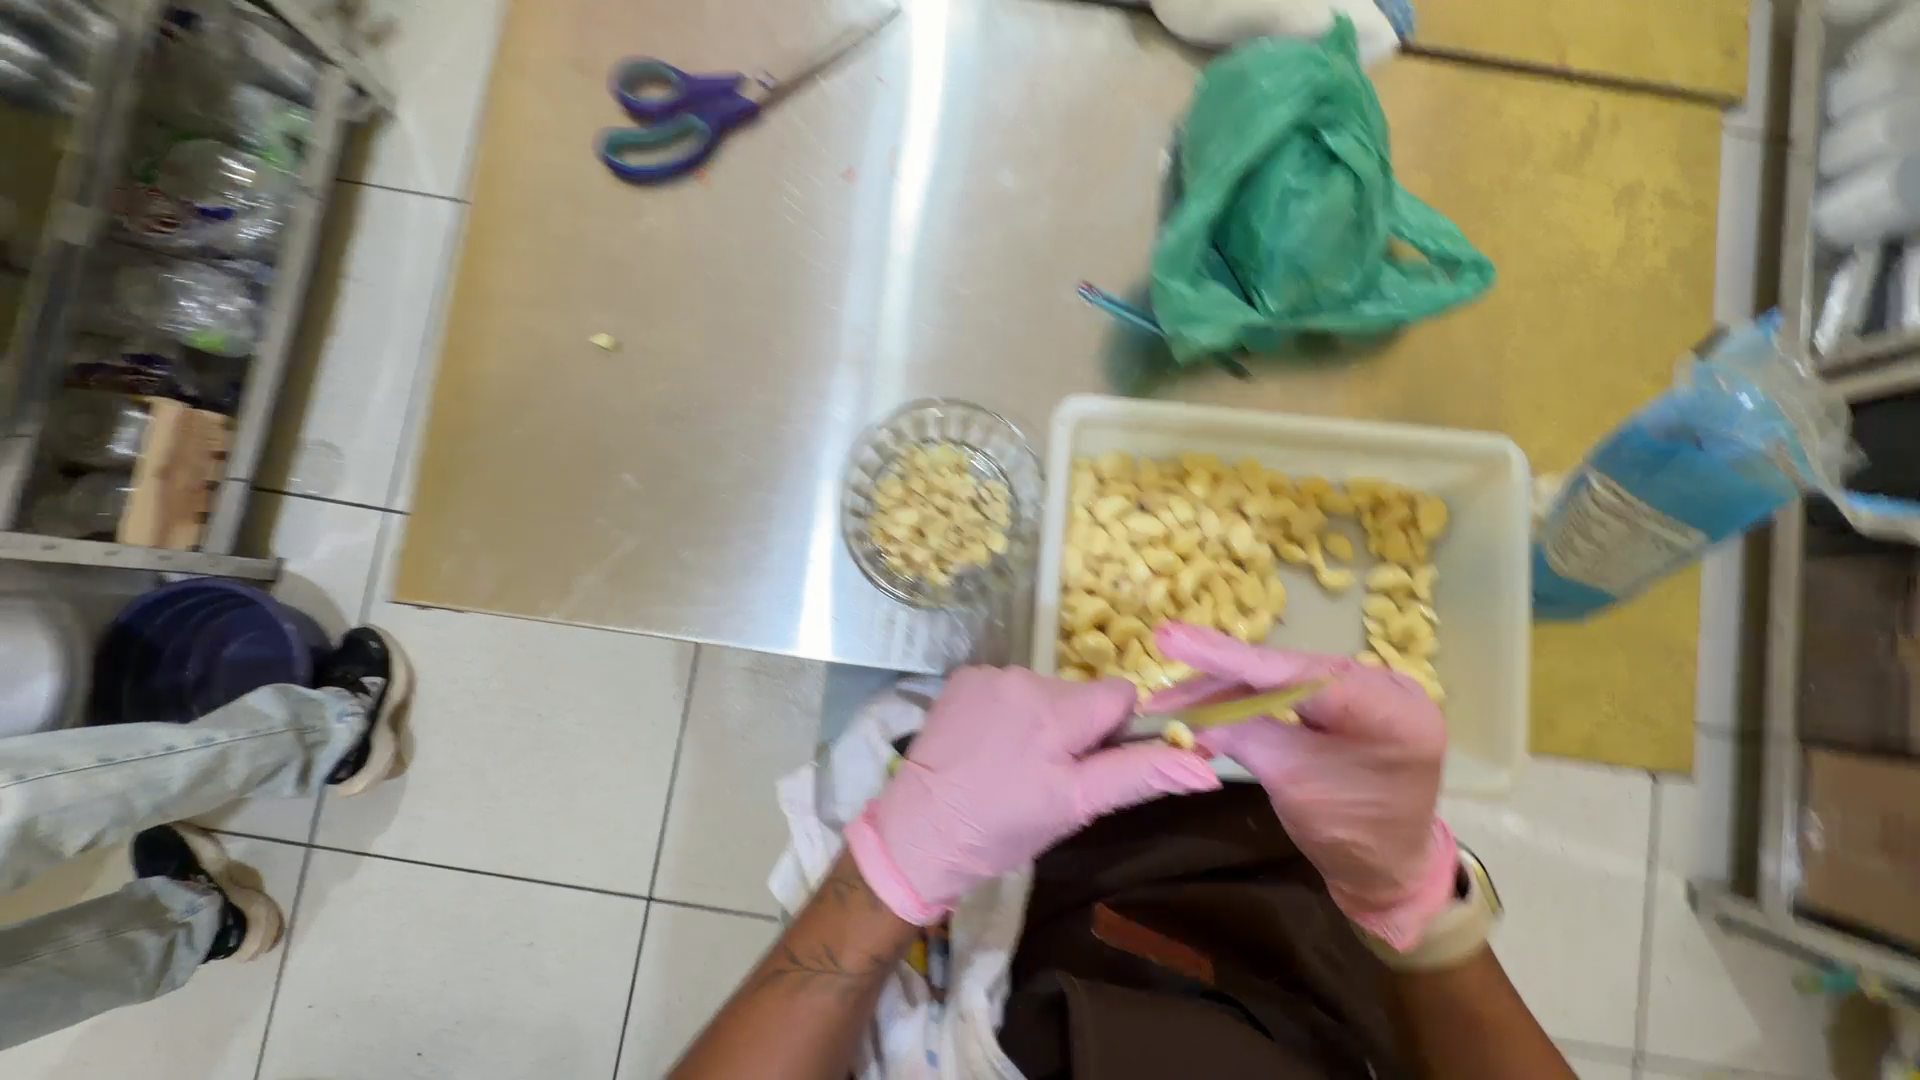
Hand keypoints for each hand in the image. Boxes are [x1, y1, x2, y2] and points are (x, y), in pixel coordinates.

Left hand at [845, 666, 1221, 924]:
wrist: (919, 832)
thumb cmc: (1003, 828)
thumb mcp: (1076, 808)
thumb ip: (1138, 776)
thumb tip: (1205, 765)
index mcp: (1058, 711)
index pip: (1119, 694)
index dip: (1114, 730)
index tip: (1089, 763)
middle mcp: (1025, 679)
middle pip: (1079, 693)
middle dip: (1075, 727)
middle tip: (1046, 772)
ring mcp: (989, 674)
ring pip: (1043, 690)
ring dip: (1039, 718)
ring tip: (1011, 761)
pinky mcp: (962, 678)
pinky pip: (1006, 686)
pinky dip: (1005, 709)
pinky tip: (986, 744)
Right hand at [1150, 622, 1456, 951]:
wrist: (1386, 870)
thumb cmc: (1348, 834)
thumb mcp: (1287, 779)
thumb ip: (1240, 732)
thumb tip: (1184, 710)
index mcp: (1385, 707)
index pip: (1290, 672)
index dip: (1225, 656)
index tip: (1170, 637)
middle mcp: (1382, 683)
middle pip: (1279, 671)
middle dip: (1216, 679)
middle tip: (1160, 689)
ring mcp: (1366, 687)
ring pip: (1277, 678)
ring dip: (1224, 691)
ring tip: (1170, 703)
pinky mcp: (1347, 697)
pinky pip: (1287, 689)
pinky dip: (1246, 699)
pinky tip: (1206, 704)